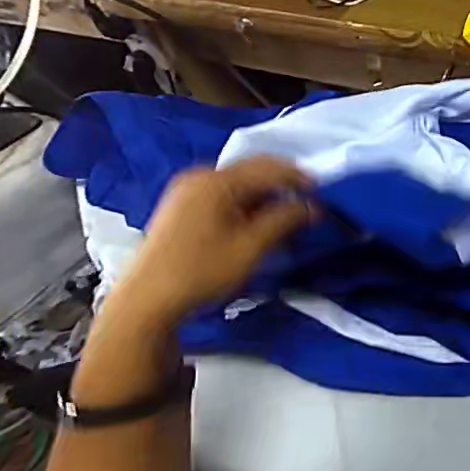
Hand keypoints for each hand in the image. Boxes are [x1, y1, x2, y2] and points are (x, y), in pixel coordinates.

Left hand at [108, 158, 315, 328]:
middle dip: (282, 186)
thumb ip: (284, 221)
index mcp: (215, 181)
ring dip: (264, 197)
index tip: (323, 192)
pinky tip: (256, 224)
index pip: (268, 168)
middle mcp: (199, 176)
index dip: (298, 178)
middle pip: (252, 171)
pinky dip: (245, 204)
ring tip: (285, 219)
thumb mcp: (250, 249)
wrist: (146, 302)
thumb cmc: (200, 273)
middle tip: (307, 206)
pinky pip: (223, 194)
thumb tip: (313, 206)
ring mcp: (187, 190)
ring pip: (238, 184)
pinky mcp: (181, 206)